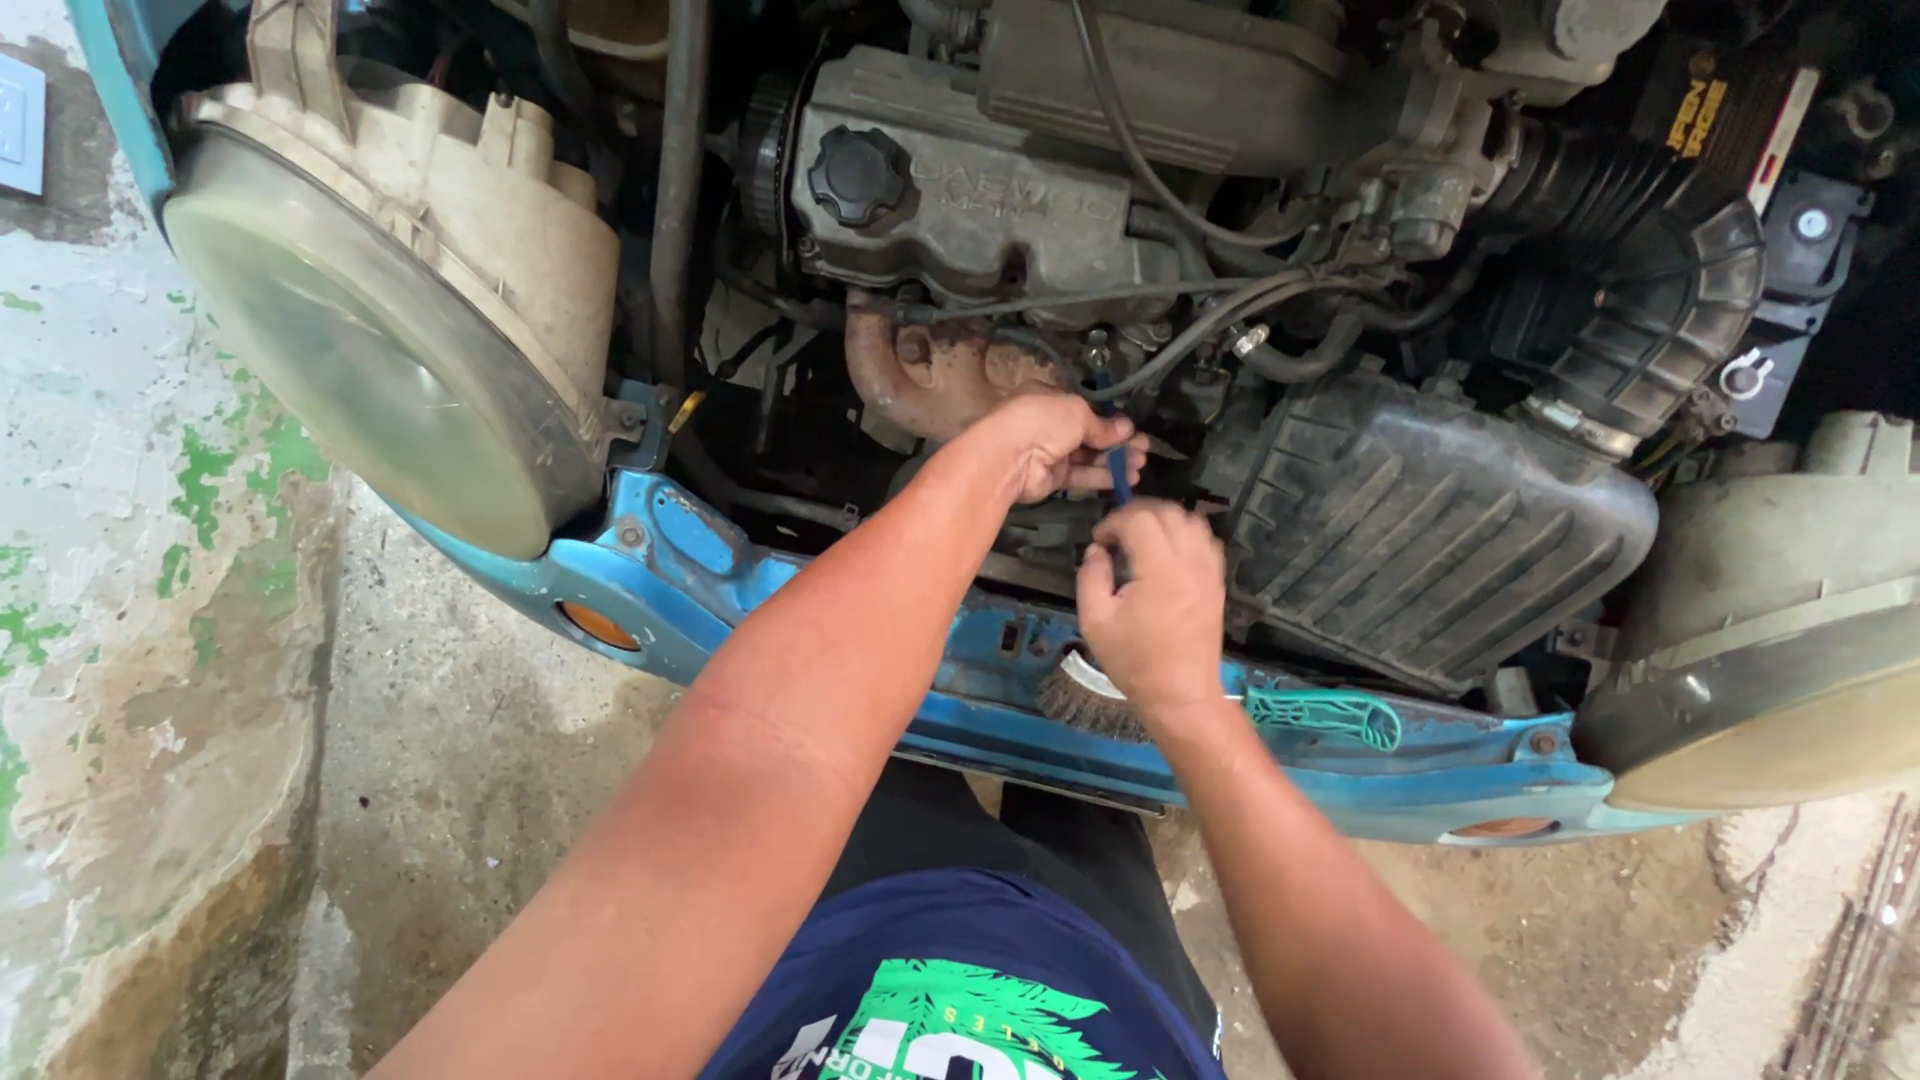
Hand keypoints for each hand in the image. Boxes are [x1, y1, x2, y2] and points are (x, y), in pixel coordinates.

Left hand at [964, 390, 1146, 503]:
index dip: (1108, 418)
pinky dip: (1103, 476)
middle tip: (1145, 449)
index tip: (1132, 428)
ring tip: (1141, 464)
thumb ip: (1102, 424)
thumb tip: (1126, 429)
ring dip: (1114, 460)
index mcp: (1048, 397)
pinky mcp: (1052, 477)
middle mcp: (1048, 424)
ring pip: (1087, 456)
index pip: (1084, 408)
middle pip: (1089, 433)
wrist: (1008, 458)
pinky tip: (1127, 477)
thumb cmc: (1041, 421)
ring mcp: (1049, 452)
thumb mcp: (1076, 412)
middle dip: (1117, 441)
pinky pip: (1081, 475)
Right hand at [1076, 499, 1228, 720]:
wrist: (1180, 694)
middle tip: (1116, 535)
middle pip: (1168, 511)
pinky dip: (1185, 535)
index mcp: (1159, 571)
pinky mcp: (1217, 583)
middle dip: (1137, 513)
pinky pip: (1206, 541)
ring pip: (1191, 520)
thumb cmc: (1134, 662)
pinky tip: (1166, 553)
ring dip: (1163, 520)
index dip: (1113, 522)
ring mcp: (1209, 572)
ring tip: (1141, 540)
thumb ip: (1091, 577)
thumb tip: (1096, 551)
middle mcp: (1190, 563)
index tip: (1099, 541)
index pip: (1139, 519)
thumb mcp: (1095, 622)